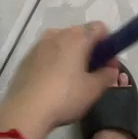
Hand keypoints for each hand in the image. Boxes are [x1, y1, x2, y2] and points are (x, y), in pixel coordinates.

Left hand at [0, 23, 119, 137]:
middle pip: (81, 34)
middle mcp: (58, 33)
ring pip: (63, 42)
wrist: (25, 110)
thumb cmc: (64, 97)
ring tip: (72, 80)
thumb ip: (107, 76)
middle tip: (93, 74)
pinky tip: (53, 83)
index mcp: (77, 37)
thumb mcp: (93, 90)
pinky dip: (55, 61)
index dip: (108, 44)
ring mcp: (40, 44)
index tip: (108, 64)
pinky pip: (48, 52)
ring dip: (72, 54)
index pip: (100, 28)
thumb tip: (112, 69)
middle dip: (90, 50)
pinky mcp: (27, 56)